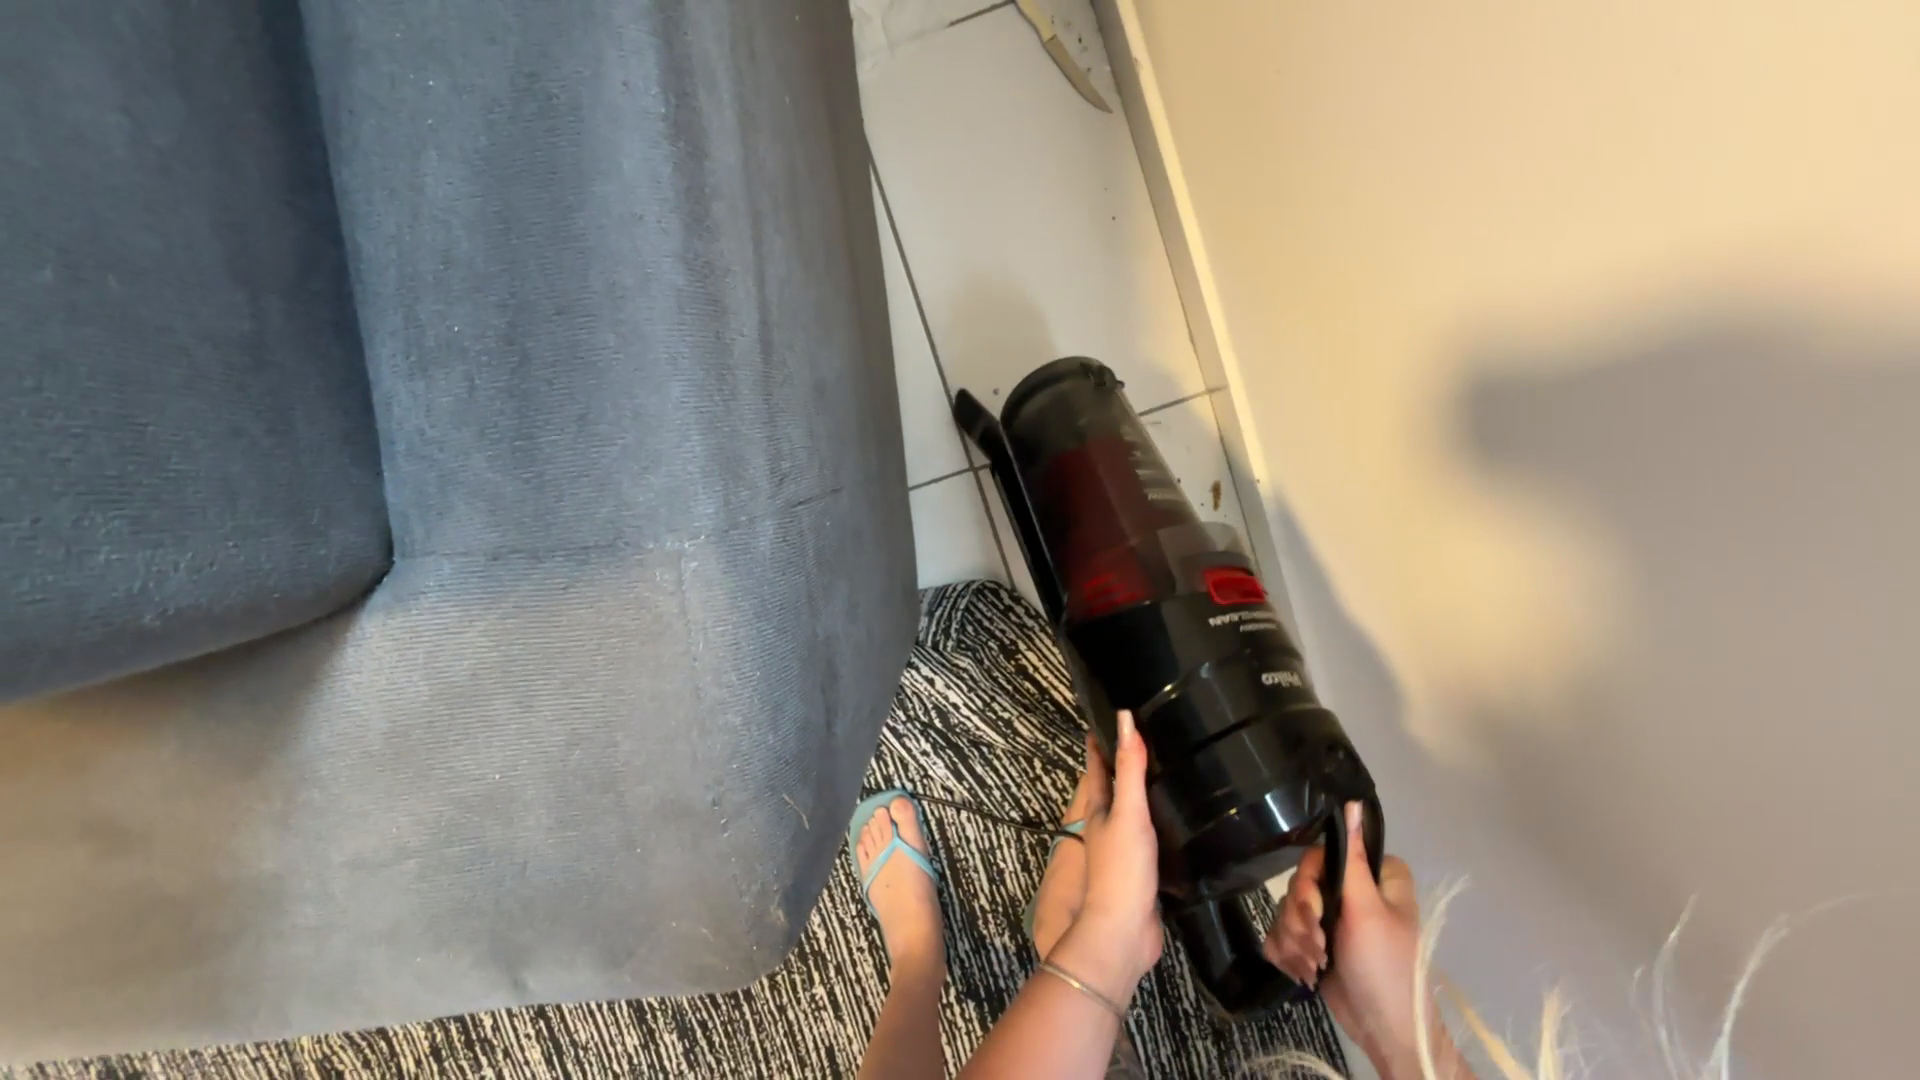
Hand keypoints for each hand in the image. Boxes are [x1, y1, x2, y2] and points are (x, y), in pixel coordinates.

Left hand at [1046, 710, 1162, 1003]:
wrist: (1126, 931)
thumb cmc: (1121, 867)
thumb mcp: (1128, 811)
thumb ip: (1129, 768)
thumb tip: (1125, 718)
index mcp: (1098, 809)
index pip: (1097, 766)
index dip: (1101, 741)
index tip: (1111, 714)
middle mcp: (1108, 825)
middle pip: (1115, 788)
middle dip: (1125, 765)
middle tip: (1149, 739)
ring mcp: (1125, 849)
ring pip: (1134, 812)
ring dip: (1145, 794)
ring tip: (1170, 772)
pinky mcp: (1144, 870)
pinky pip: (1153, 837)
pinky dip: (1163, 824)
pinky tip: (1182, 819)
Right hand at [1264, 802, 1424, 1068]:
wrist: (1383, 1032)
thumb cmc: (1385, 968)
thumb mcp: (1366, 910)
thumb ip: (1351, 858)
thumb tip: (1352, 801)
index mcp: (1372, 877)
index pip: (1322, 854)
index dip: (1311, 879)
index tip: (1319, 904)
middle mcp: (1351, 891)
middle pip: (1299, 884)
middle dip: (1301, 919)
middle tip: (1319, 943)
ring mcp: (1331, 919)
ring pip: (1286, 910)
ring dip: (1295, 941)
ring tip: (1314, 966)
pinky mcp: (1314, 943)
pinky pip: (1280, 933)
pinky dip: (1288, 953)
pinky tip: (1303, 971)